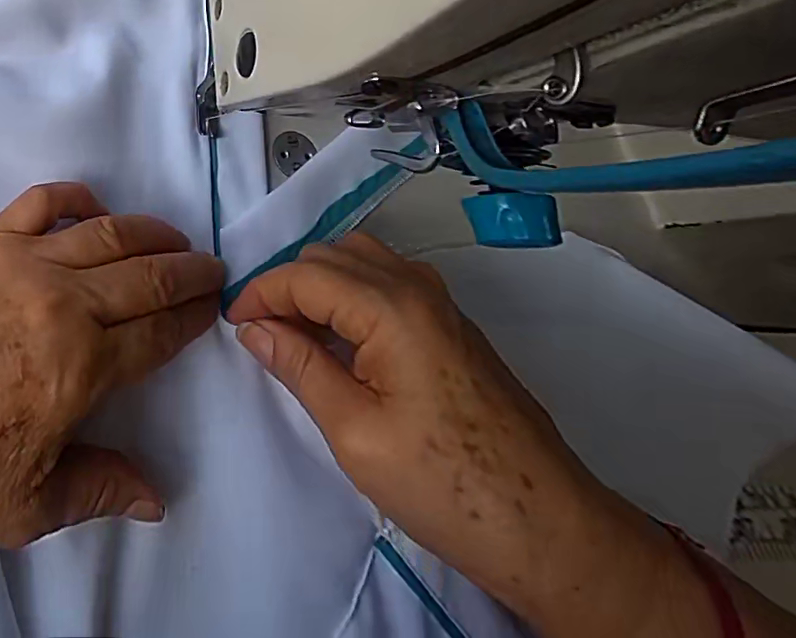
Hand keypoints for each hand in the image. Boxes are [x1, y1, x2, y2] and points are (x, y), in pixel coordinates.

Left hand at [0, 182, 223, 551]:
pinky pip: (37, 203)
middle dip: (185, 269)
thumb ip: (99, 492)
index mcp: (80, 367)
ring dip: (146, 232)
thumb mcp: (28, 505)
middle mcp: (59, 302)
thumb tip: (154, 496)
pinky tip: (92, 206)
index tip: (213, 306)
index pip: (158, 332)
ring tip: (169, 238)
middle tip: (207, 267)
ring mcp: (18, 263)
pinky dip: (73, 197)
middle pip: (143, 274)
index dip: (192, 317)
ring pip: (102, 233)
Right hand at [223, 234, 795, 637]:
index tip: (235, 327)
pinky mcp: (454, 327)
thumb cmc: (446, 488)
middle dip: (285, 285)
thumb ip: (298, 367)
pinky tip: (340, 338)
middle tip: (264, 332)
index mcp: (392, 311)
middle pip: (328, 255)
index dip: (259, 294)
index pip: (303, 275)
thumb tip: (252, 328)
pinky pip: (386, 280)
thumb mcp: (353, 431)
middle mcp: (419, 291)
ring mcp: (443, 306)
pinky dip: (348, 292)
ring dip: (318, 283)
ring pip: (358, 259)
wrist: (560, 539)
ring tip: (298, 330)